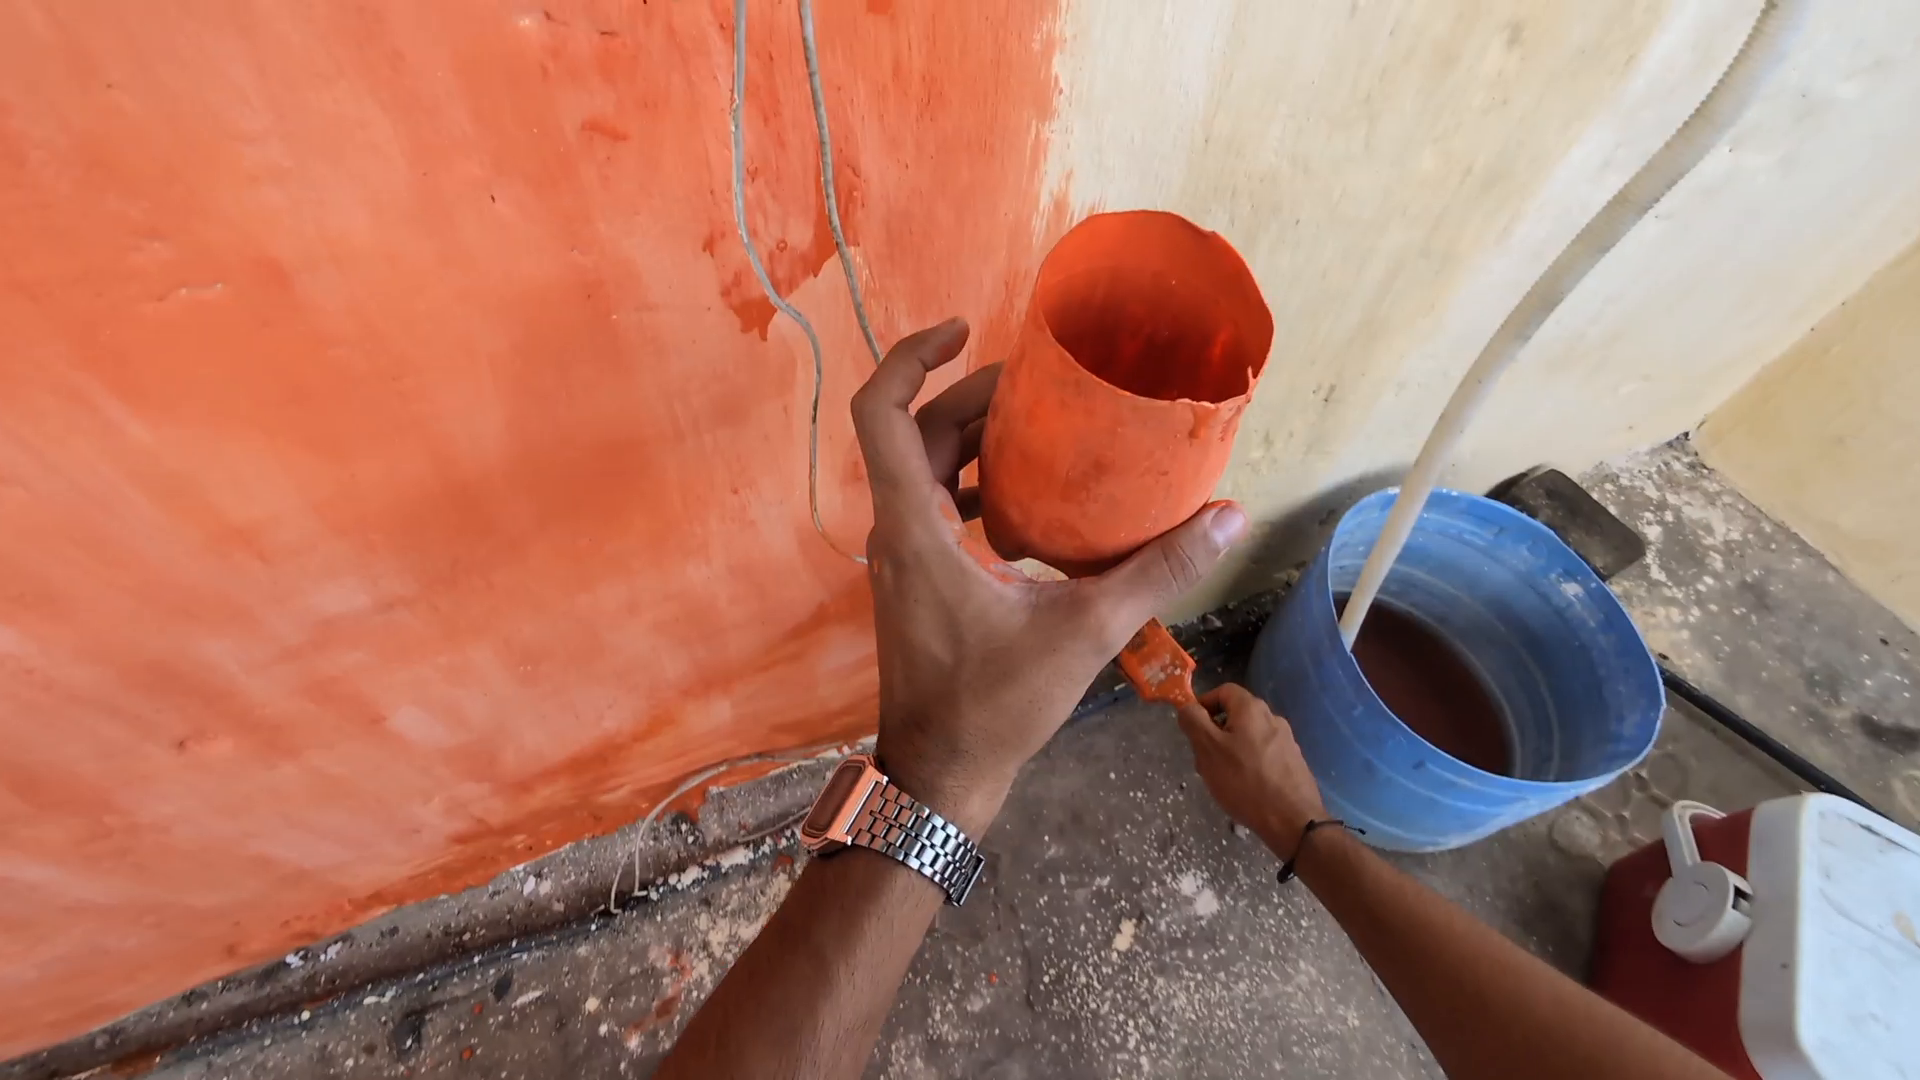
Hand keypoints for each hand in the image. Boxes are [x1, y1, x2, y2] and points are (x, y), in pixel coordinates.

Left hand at [852, 318, 1248, 832]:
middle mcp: (896, 530)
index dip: (912, 357)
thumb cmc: (996, 704)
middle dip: (972, 396)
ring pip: (924, 468)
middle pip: (916, 432)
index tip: (963, 329)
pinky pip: (934, 503)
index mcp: (915, 527)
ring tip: (1040, 428)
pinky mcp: (916, 577)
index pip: (883, 414)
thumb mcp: (1084, 632)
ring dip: (973, 438)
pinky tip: (1028, 498)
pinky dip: (972, 482)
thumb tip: (1228, 517)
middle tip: (1040, 385)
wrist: (941, 772)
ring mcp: (902, 555)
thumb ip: (1154, 572)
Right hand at [1176, 684, 1327, 856]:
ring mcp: (1286, 741)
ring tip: (1222, 778)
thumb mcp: (1208, 748)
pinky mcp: (1293, 762)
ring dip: (1230, 751)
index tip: (1193, 729)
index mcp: (1251, 709)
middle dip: (1214, 733)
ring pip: (1247, 737)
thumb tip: (1187, 706)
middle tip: (1204, 759)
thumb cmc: (1244, 781)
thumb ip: (1193, 721)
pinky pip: (1262, 754)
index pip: (1222, 691)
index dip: (1203, 704)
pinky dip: (1249, 764)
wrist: (1293, 822)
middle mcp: (1272, 718)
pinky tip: (1244, 788)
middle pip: (1235, 715)